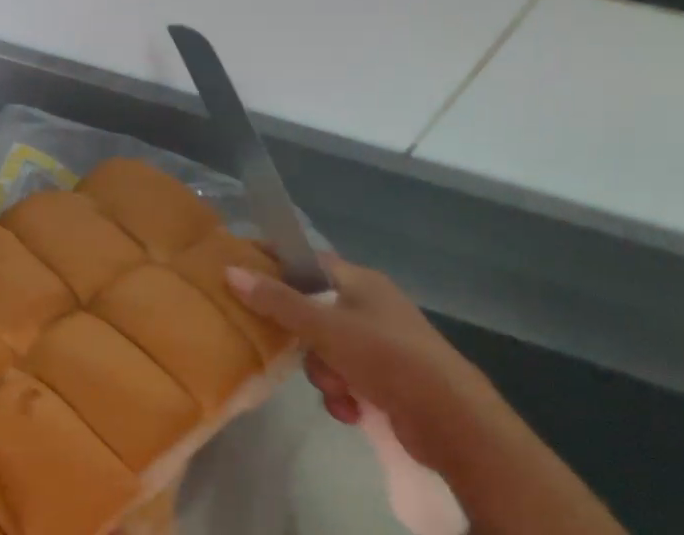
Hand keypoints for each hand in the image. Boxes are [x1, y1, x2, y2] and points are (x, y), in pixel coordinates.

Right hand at [225, 256, 503, 475]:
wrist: (455, 423)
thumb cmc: (387, 358)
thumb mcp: (323, 326)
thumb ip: (275, 300)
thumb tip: (228, 270)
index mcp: (361, 281)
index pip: (304, 260)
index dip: (272, 262)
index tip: (237, 271)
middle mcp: (371, 307)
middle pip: (309, 310)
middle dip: (299, 337)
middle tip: (287, 347)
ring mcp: (381, 345)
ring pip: (323, 348)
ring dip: (322, 372)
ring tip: (337, 389)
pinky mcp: (389, 380)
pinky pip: (344, 378)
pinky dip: (342, 393)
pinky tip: (351, 409)